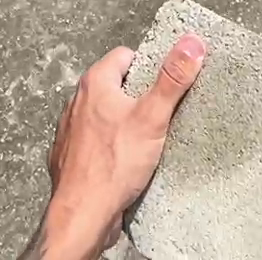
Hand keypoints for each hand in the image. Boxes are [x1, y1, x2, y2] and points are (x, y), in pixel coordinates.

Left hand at [21, 34, 208, 259]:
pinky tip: (123, 160)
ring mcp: (70, 127)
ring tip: (143, 141)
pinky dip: (108, 145)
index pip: (126, 56)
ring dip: (122, 122)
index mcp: (94, 82)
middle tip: (157, 115)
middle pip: (116, 84)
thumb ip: (172, 79)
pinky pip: (95, 139)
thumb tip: (191, 44)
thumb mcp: (152, 117)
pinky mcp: (70, 153)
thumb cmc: (112, 166)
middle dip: (137, 96)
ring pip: (104, 113)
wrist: (82, 216)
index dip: (148, 67)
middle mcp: (77, 99)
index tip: (163, 85)